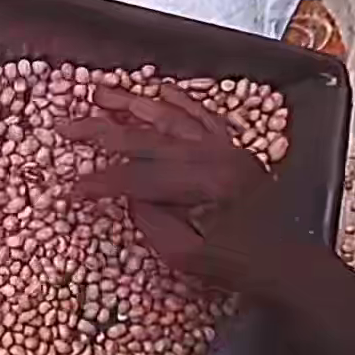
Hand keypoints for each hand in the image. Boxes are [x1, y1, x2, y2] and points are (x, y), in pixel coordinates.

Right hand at [61, 83, 297, 293]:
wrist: (288, 262)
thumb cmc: (233, 265)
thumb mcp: (183, 254)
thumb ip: (150, 220)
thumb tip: (127, 193)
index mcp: (201, 186)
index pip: (136, 178)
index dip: (99, 183)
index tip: (71, 189)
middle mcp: (213, 157)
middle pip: (145, 139)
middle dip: (100, 132)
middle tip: (66, 126)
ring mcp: (224, 149)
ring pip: (170, 117)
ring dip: (132, 103)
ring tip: (101, 92)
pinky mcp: (232, 148)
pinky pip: (203, 116)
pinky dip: (181, 100)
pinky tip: (160, 88)